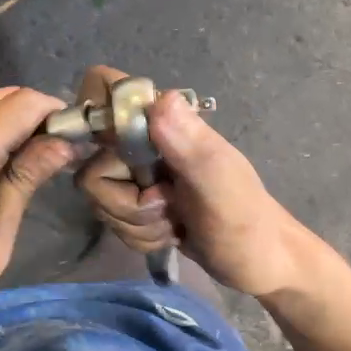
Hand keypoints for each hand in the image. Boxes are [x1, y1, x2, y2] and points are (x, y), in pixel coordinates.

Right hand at [73, 66, 310, 296]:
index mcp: (164, 119)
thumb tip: (159, 101)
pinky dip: (139, 234)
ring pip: (99, 193)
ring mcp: (138, 171)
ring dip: (135, 222)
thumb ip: (189, 143)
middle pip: (90, 158)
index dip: (93, 116)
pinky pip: (110, 216)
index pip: (103, 86)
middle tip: (166, 205)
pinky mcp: (136, 200)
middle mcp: (143, 138)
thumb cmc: (246, 222)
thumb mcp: (220, 183)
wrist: (260, 264)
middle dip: (125, 198)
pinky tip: (170, 233)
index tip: (117, 158)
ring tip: (173, 223)